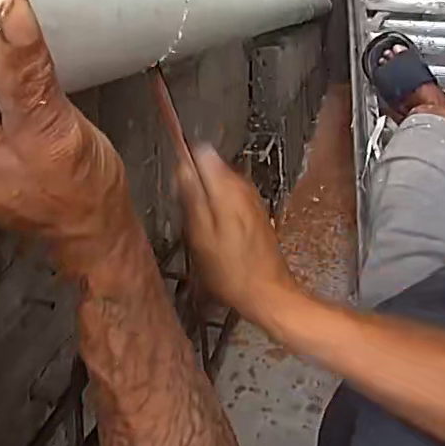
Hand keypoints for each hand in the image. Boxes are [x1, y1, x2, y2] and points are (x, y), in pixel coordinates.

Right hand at [171, 143, 301, 321]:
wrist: (268, 293)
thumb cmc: (231, 271)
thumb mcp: (200, 236)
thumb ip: (190, 197)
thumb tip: (182, 168)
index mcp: (226, 187)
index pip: (202, 152)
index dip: (185, 161)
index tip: (176, 182)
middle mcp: (243, 186)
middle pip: (211, 167)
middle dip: (195, 182)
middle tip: (186, 213)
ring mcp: (252, 198)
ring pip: (220, 182)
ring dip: (207, 196)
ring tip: (200, 226)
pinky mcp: (257, 211)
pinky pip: (231, 197)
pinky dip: (220, 207)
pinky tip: (216, 233)